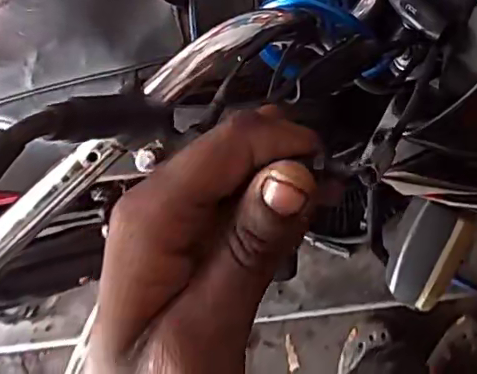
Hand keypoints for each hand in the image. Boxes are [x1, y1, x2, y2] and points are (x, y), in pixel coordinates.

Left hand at [90, 108, 326, 372]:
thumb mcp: (203, 335)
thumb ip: (247, 252)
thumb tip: (290, 176)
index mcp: (150, 214)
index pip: (230, 140)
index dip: (284, 143)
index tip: (323, 168)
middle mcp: (157, 202)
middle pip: (236, 143)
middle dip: (287, 153)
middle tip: (326, 183)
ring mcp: (175, 216)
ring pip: (243, 162)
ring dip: (286, 171)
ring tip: (320, 194)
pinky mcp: (194, 233)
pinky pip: (242, 192)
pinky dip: (277, 193)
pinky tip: (298, 208)